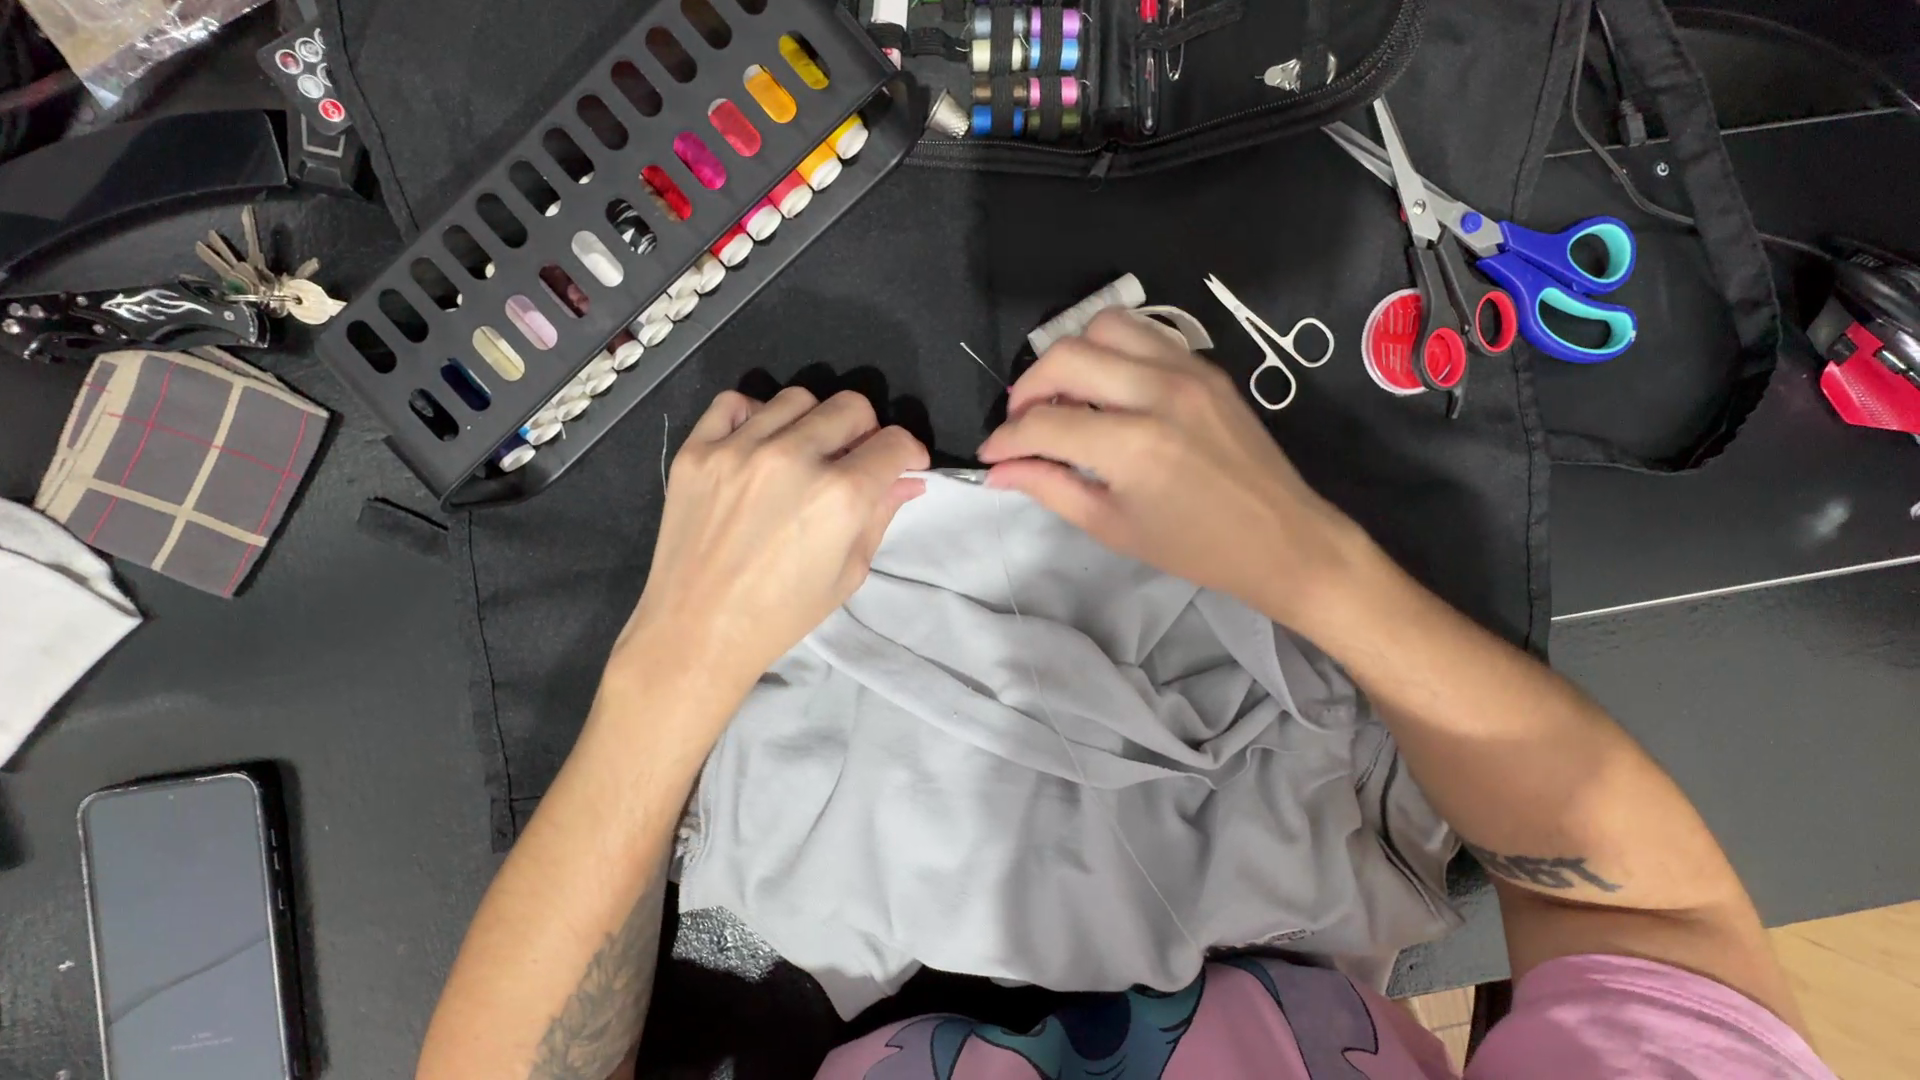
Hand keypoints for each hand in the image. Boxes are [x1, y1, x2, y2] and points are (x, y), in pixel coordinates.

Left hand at [612, 388, 928, 704]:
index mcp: (839, 496)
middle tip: (854, 460)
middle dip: (867, 431)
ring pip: (798, 399)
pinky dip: (755, 415)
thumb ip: (880, 515)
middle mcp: (793, 458)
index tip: (904, 465)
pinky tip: (759, 443)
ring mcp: (739, 449)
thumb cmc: (782, 615)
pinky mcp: (697, 451)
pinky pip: (734, 402)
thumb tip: (907, 479)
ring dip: (814, 422)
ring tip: (804, 454)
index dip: (908, 452)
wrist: (698, 632)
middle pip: (852, 407)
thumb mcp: (848, 573)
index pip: (894, 442)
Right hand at [977, 309, 1366, 621]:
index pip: (1045, 423)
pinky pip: (1144, 335)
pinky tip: (1108, 389)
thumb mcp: (1112, 526)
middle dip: (1027, 388)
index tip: (992, 454)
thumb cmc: (1195, 547)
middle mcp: (1159, 393)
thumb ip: (1050, 487)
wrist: (1283, 538)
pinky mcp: (1206, 366)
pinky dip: (1112, 352)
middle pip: (1067, 356)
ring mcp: (1188, 371)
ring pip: (1104, 326)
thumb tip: (998, 470)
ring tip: (1065, 396)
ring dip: (1071, 357)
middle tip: (1022, 422)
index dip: (1006, 439)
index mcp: (1134, 446)